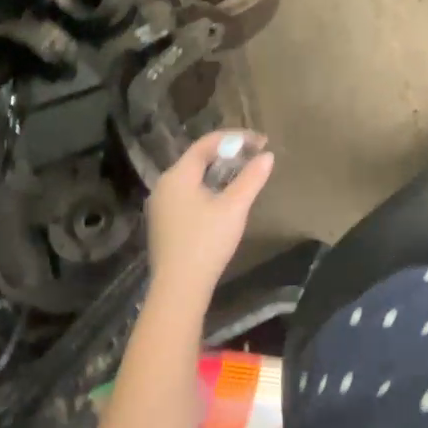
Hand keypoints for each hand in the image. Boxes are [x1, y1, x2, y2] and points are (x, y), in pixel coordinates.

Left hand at [147, 129, 274, 293]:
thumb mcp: (235, 207)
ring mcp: (160, 205)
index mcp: (178, 175)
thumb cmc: (206, 242)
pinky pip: (187, 192)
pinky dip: (207, 186)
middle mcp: (164, 185)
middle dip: (228, 153)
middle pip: (198, 158)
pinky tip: (223, 198)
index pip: (207, 143)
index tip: (261, 142)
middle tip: (254, 156)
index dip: (236, 138)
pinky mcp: (163, 222)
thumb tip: (267, 156)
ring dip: (218, 170)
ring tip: (243, 174)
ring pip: (193, 176)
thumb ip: (252, 177)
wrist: (178, 289)